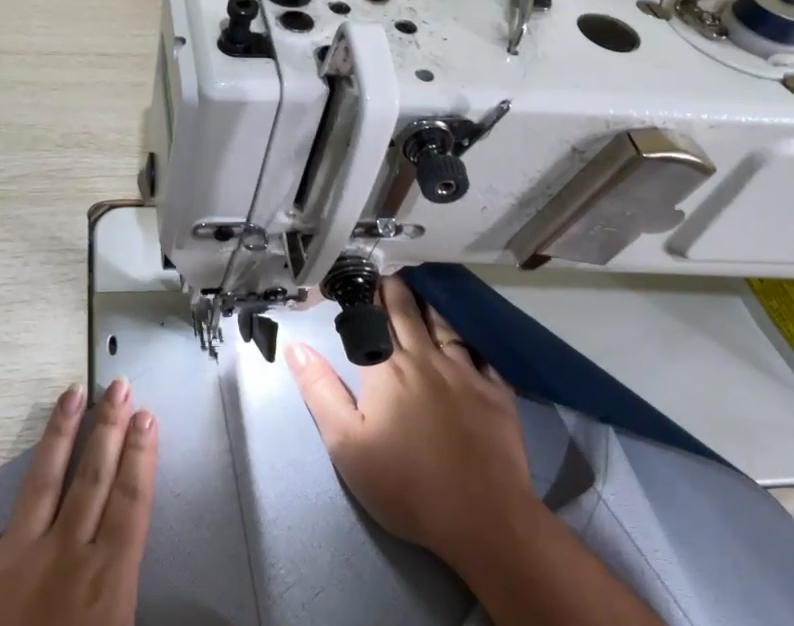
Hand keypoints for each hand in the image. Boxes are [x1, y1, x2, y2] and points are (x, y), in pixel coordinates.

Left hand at [0, 379, 158, 625]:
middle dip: (110, 428)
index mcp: (106, 580)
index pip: (132, 501)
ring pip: (43, 477)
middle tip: (119, 387)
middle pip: (94, 478)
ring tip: (72, 394)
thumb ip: (132, 599)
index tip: (148, 419)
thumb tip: (177, 591)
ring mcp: (14, 555)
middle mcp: (64, 555)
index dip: (142, 455)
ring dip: (60, 431)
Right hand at [286, 276, 533, 558]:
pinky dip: (470, 339)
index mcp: (387, 369)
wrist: (483, 518)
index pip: (372, 320)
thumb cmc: (405, 484)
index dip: (364, 297)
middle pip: (408, 314)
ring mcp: (467, 374)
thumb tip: (295, 346)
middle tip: (388, 275)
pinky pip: (483, 354)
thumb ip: (320, 391)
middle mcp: (427, 359)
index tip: (357, 279)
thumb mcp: (346, 444)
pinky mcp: (498, 394)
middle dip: (396, 291)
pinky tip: (467, 338)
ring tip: (422, 292)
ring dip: (430, 306)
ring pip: (446, 326)